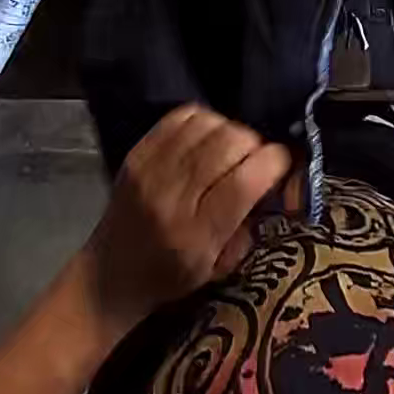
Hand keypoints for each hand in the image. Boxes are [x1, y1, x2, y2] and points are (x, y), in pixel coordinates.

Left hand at [80, 104, 292, 332]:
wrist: (111, 274)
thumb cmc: (172, 276)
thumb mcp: (219, 266)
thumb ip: (248, 223)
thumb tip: (275, 180)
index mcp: (197, 235)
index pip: (243, 183)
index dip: (273, 162)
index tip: (282, 162)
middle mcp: (173, 197)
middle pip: (227, 145)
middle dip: (254, 144)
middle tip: (256, 157)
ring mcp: (151, 170)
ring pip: (206, 125)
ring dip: (230, 129)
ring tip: (231, 146)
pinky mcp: (137, 152)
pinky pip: (179, 117)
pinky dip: (203, 119)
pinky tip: (208, 135)